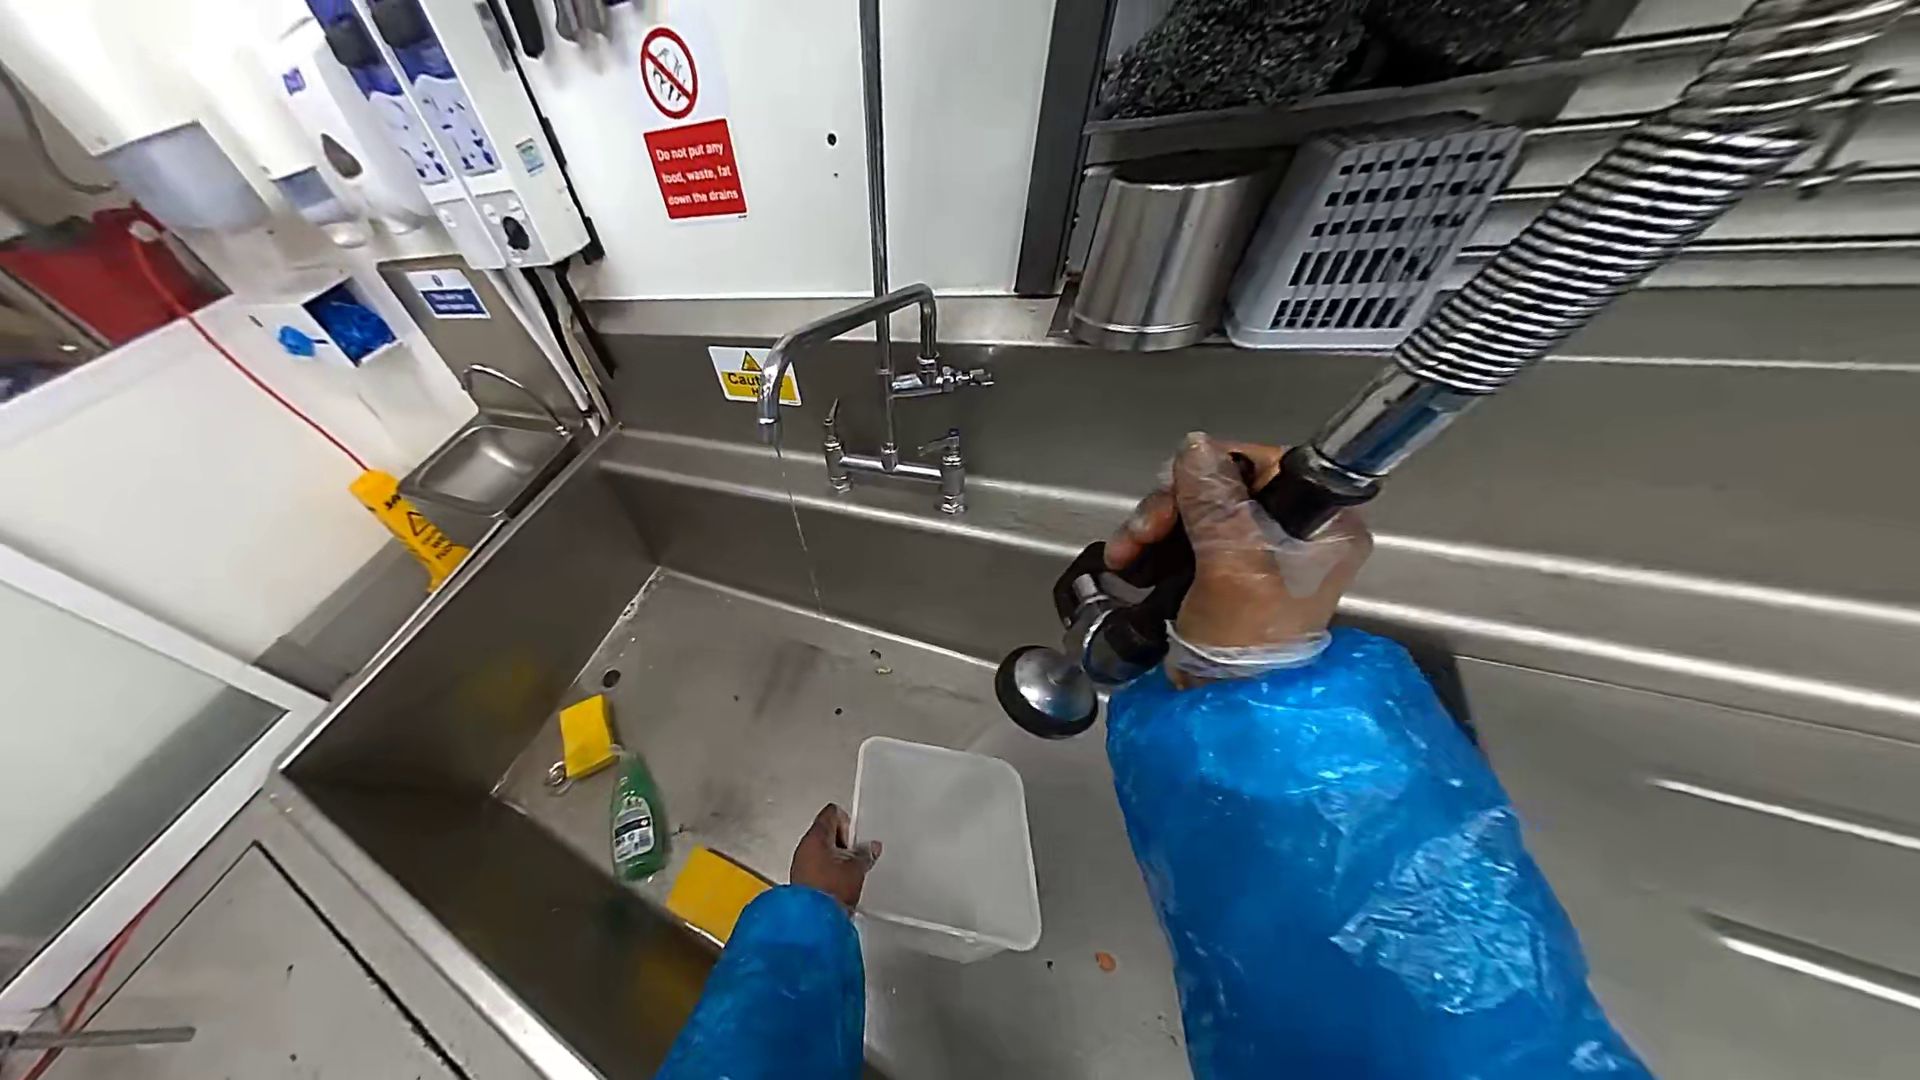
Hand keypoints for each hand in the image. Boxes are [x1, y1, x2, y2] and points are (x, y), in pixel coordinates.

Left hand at [789, 804, 879, 908]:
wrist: (813, 924)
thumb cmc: (829, 892)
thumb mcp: (857, 869)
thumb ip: (865, 853)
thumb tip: (870, 849)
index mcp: (816, 835)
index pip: (832, 813)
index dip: (848, 822)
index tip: (857, 836)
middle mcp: (804, 847)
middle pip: (826, 832)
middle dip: (842, 842)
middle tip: (854, 855)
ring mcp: (799, 864)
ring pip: (820, 851)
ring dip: (834, 858)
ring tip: (847, 873)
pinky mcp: (799, 882)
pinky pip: (815, 867)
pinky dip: (826, 871)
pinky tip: (837, 884)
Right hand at [1106, 433, 1371, 684]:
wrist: (1221, 703)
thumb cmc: (1243, 640)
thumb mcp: (1233, 565)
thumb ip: (1215, 502)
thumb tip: (1193, 446)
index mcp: (1321, 525)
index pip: (1271, 464)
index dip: (1219, 470)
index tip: (1182, 491)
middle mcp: (1291, 531)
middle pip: (1222, 486)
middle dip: (1172, 505)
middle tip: (1144, 532)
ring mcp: (1252, 550)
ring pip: (1193, 508)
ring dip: (1152, 525)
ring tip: (1126, 553)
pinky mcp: (1218, 568)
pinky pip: (1181, 533)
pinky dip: (1151, 541)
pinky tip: (1128, 558)